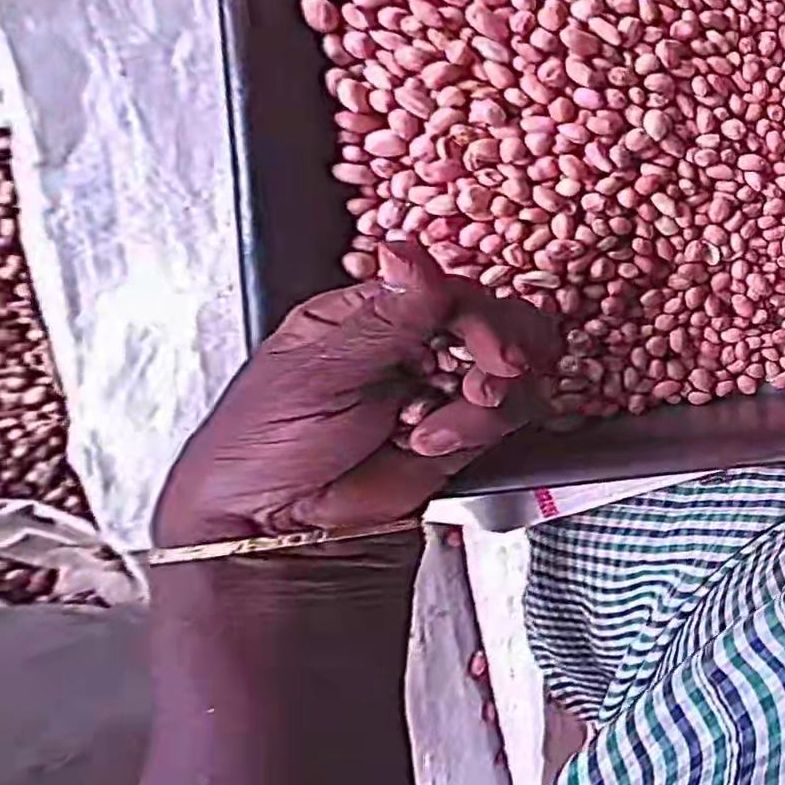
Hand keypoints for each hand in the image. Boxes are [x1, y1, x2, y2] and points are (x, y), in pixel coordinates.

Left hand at [156, 241, 561, 549]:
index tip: (495, 350)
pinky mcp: (474, 422)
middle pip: (500, 323)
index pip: (455, 294)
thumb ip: (384, 316)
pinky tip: (437, 443)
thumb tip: (407, 251)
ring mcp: (451, 382)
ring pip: (515, 367)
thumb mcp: (317, 372)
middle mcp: (421, 343)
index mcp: (375, 315)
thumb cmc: (268, 449)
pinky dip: (483, 428)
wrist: (284, 533)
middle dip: (501, 355)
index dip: (484, 318)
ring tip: (439, 429)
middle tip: (487, 385)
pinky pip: (515, 409)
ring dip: (486, 401)